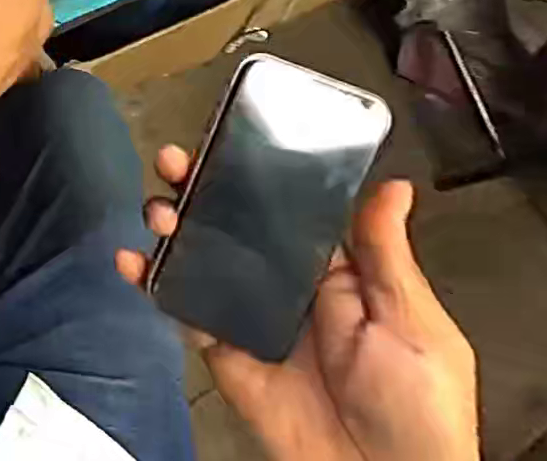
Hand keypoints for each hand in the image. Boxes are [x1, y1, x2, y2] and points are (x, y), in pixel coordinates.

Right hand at [116, 147, 478, 460]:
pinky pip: (176, 304)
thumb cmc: (416, 406)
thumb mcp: (415, 325)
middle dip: (193, 184)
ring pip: (193, 250)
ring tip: (158, 213)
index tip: (220, 139)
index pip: (276, 204)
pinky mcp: (215, 341)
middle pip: (224, 217)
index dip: (246, 169)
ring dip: (167, 222)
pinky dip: (148, 279)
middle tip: (173, 161)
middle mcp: (275, 276)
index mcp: (322, 265)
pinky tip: (130, 260)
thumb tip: (397, 185)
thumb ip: (388, 255)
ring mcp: (240, 307)